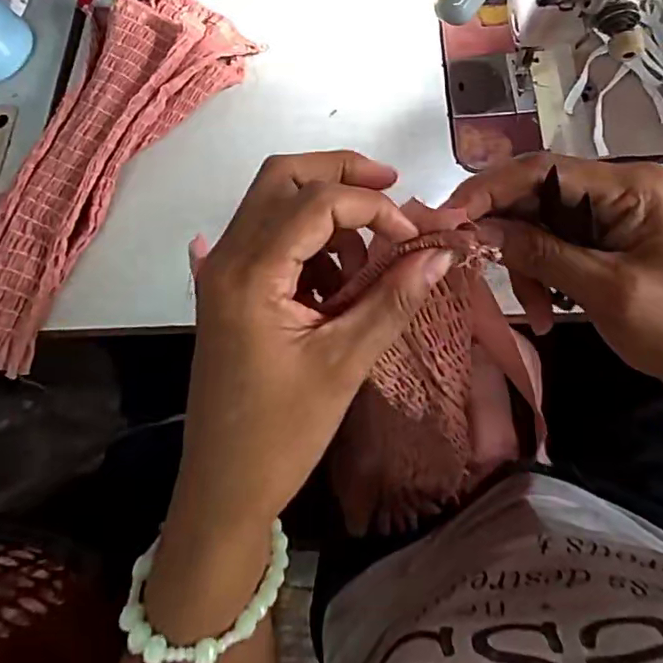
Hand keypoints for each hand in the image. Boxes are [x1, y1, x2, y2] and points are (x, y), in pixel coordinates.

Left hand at [173, 151, 455, 538]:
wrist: (222, 490)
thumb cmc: (280, 435)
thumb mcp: (344, 364)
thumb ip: (393, 301)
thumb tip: (440, 255)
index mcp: (250, 273)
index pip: (317, 202)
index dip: (373, 207)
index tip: (412, 238)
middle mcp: (227, 257)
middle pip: (282, 177)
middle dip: (341, 172)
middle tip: (391, 188)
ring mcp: (223, 271)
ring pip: (274, 201)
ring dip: (327, 208)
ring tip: (371, 251)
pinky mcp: (230, 289)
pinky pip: (271, 237)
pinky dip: (311, 237)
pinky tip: (341, 275)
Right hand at [447, 153, 662, 391]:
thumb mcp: (608, 291)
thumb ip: (543, 254)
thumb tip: (480, 230)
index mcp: (631, 185)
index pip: (544, 169)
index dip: (491, 189)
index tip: (450, 217)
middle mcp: (615, 188)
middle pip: (535, 194)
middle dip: (506, 234)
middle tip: (474, 265)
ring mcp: (606, 214)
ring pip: (536, 223)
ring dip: (524, 265)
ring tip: (537, 310)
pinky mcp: (599, 239)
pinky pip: (549, 245)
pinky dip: (538, 275)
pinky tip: (547, 309)